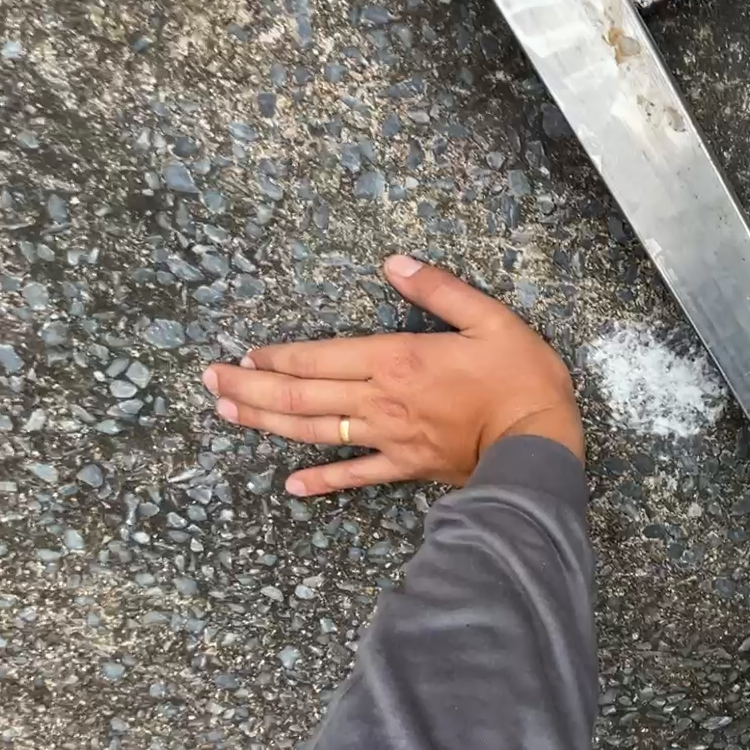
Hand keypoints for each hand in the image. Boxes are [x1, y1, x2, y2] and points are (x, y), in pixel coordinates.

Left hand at [202, 255, 581, 495]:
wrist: (540, 442)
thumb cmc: (522, 380)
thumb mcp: (494, 321)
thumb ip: (443, 291)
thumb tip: (396, 264)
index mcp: (398, 360)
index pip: (320, 356)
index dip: (278, 355)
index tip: (246, 353)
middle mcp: (381, 401)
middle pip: (302, 394)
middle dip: (250, 386)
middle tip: (209, 381)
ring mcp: (390, 438)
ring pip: (314, 431)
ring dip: (267, 422)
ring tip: (228, 413)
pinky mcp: (407, 466)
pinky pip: (356, 476)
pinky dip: (322, 481)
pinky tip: (291, 486)